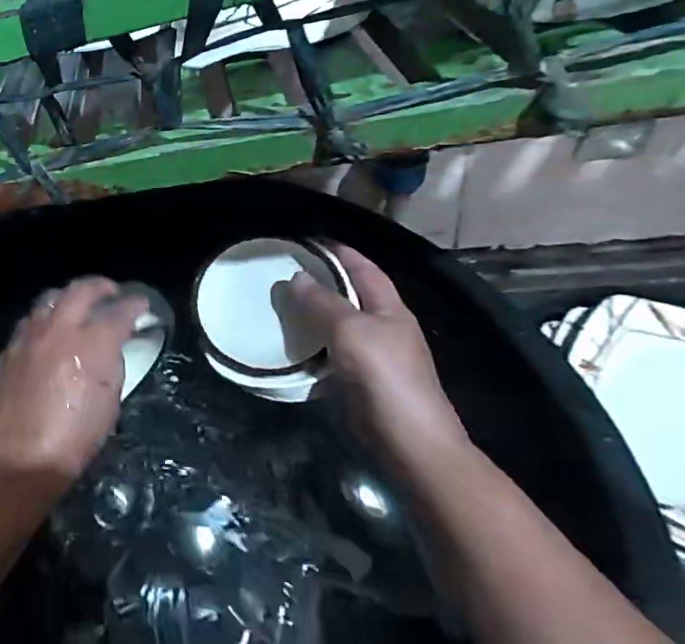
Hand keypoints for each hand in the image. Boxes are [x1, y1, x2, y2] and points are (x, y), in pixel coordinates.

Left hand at [0, 276, 146, 482]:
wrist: (17, 457)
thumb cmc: (72, 441)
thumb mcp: (108, 405)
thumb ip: (111, 366)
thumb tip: (109, 348)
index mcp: (90, 344)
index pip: (119, 312)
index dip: (135, 305)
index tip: (142, 303)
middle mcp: (58, 329)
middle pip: (80, 290)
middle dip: (101, 287)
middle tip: (113, 292)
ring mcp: (30, 334)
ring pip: (51, 298)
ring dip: (70, 296)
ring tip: (80, 305)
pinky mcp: (10, 346)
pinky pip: (31, 319)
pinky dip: (47, 316)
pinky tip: (51, 329)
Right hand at [278, 243, 468, 464]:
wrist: (410, 445)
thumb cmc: (386, 378)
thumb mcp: (351, 331)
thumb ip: (322, 301)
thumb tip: (297, 277)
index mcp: (389, 309)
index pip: (363, 267)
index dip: (337, 250)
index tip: (303, 240)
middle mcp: (382, 327)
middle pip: (346, 294)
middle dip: (316, 280)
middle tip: (278, 270)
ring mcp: (370, 356)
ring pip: (333, 323)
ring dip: (307, 313)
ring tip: (273, 301)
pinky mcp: (355, 380)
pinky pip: (325, 351)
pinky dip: (305, 343)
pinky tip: (283, 341)